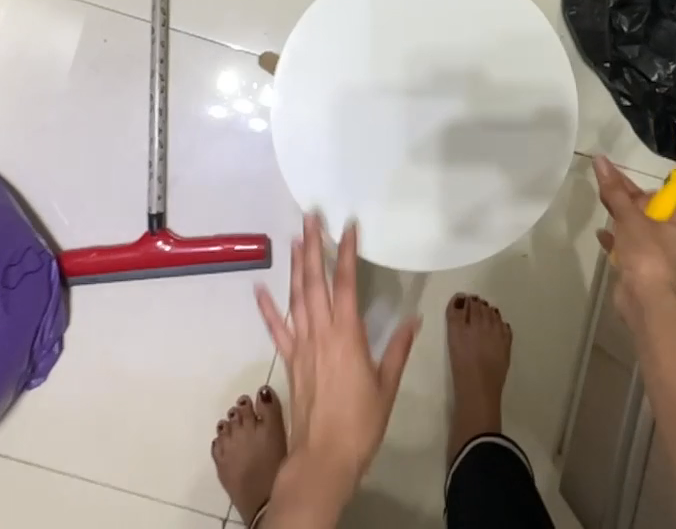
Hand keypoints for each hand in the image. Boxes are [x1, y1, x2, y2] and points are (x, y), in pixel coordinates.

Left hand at [255, 213, 419, 493]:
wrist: (324, 457)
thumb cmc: (361, 422)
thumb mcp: (388, 385)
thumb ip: (399, 349)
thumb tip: (415, 319)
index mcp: (347, 334)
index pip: (345, 283)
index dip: (346, 252)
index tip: (348, 226)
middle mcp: (320, 332)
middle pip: (314, 281)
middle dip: (313, 247)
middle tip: (310, 217)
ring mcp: (300, 344)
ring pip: (295, 297)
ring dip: (295, 266)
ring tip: (294, 238)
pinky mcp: (289, 359)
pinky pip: (276, 328)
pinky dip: (267, 307)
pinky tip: (260, 287)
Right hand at [592, 155, 675, 324]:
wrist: (644, 301)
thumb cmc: (646, 255)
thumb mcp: (629, 218)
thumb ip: (614, 191)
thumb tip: (601, 161)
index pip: (659, 199)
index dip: (636, 188)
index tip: (614, 178)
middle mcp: (673, 241)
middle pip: (646, 213)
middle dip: (624, 201)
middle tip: (603, 186)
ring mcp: (657, 257)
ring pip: (636, 230)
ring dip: (619, 219)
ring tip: (601, 204)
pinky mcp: (642, 270)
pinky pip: (628, 248)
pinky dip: (616, 240)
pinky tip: (602, 234)